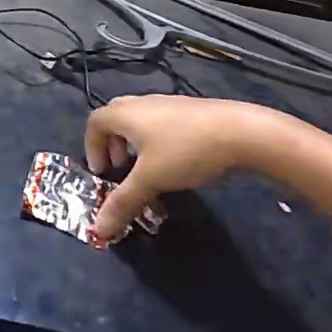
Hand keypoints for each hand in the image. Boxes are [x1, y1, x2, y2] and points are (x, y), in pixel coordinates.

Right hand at [84, 95, 297, 242]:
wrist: (240, 131)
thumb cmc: (186, 151)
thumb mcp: (150, 180)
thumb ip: (123, 202)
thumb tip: (98, 229)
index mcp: (126, 113)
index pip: (95, 122)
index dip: (91, 146)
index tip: (102, 172)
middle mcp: (142, 102)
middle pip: (115, 117)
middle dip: (111, 143)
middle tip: (120, 167)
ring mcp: (167, 102)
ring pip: (138, 119)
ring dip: (133, 142)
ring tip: (147, 168)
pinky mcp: (188, 109)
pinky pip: (159, 121)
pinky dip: (154, 139)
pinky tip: (174, 161)